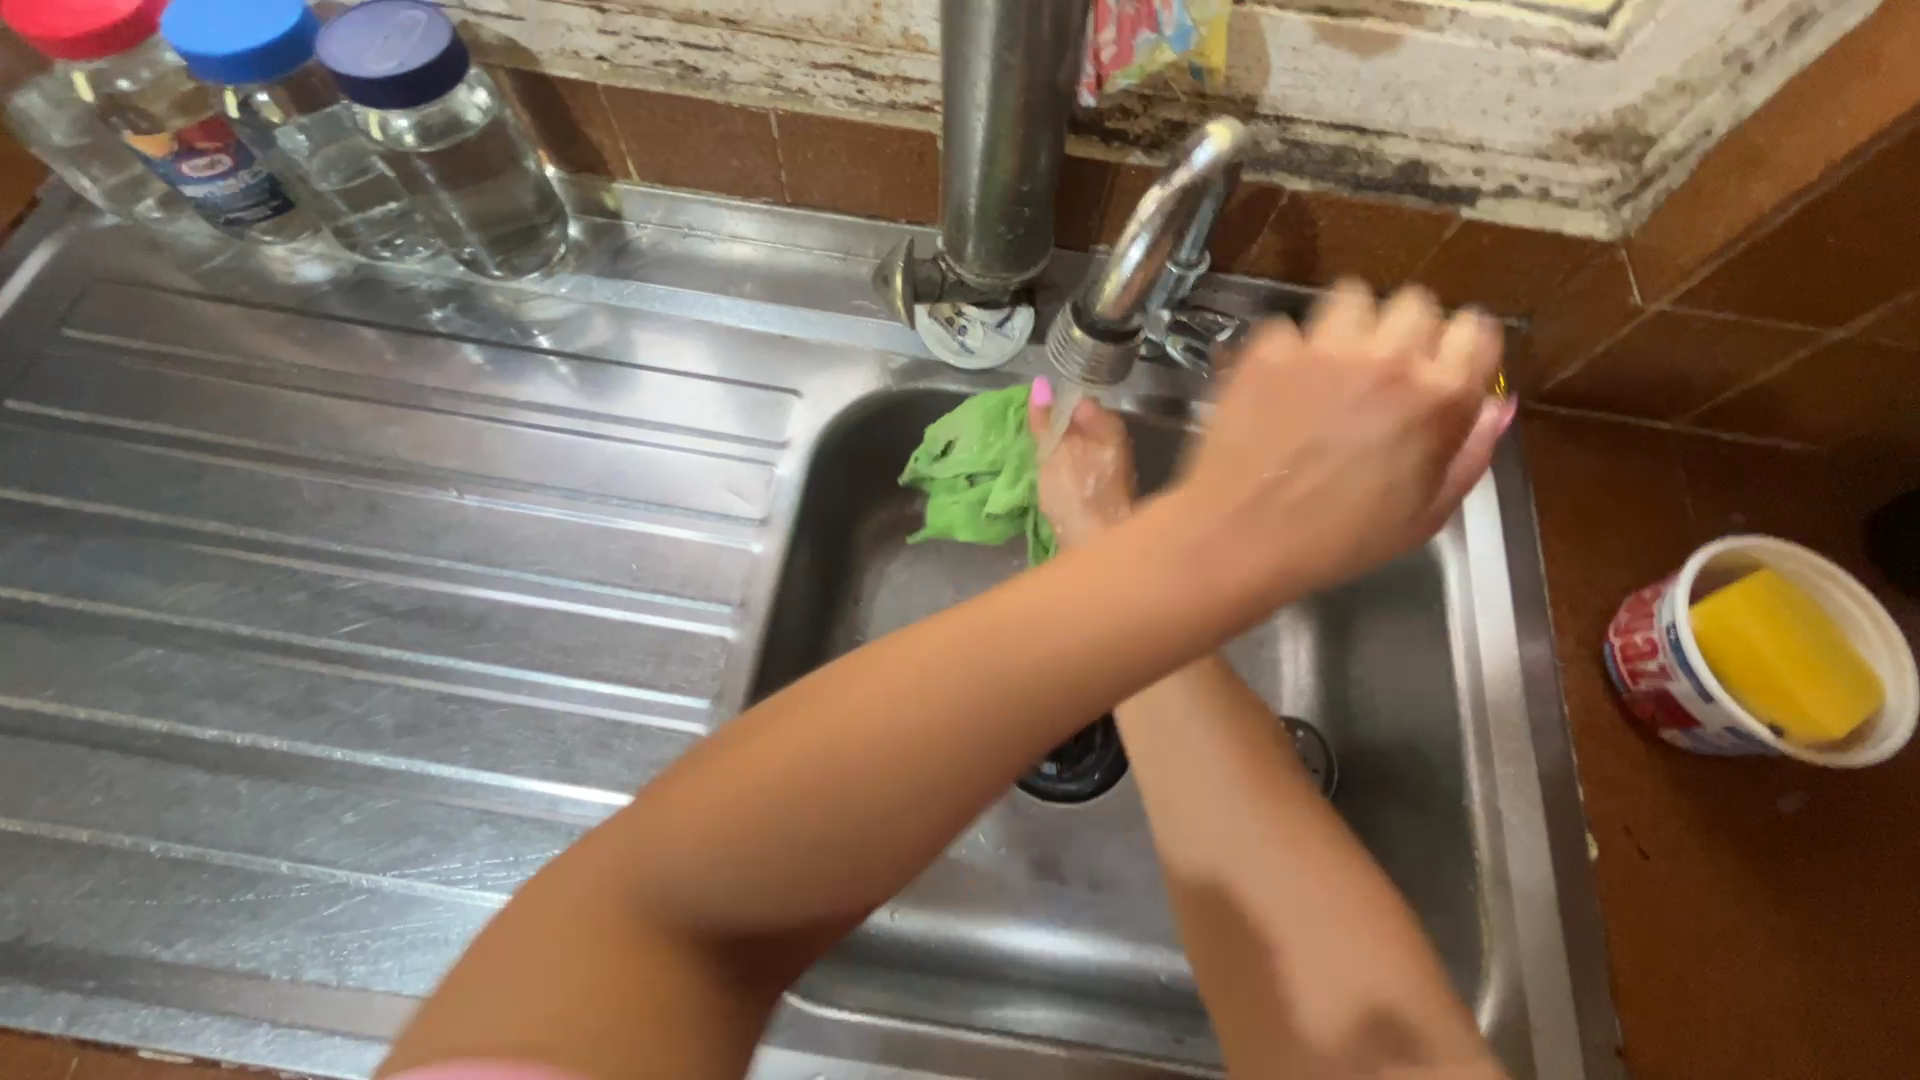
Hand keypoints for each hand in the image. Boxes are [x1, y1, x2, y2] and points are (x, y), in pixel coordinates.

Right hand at [1028, 377, 1135, 549]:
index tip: (1031, 416)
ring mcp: (1111, 470)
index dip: (1054, 406)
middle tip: (1029, 438)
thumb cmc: (1075, 492)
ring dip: (1058, 452)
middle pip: (1079, 427)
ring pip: (1079, 449)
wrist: (1096, 544)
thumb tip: (1040, 384)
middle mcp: (1116, 443)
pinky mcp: (1102, 493)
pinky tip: (1050, 480)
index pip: (1079, 402)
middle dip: (1056, 430)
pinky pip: (1079, 470)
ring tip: (1036, 459)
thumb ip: (1044, 420)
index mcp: (1109, 426)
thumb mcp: (1053, 451)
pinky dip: (1064, 471)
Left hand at [1168, 280, 1513, 605]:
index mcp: (1440, 397)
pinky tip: (1278, 383)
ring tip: (1328, 364)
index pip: (1476, 329)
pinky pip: (1287, 327)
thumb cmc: (1336, 542)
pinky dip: (1286, 349)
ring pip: (1352, 296)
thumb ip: (1468, 454)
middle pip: (1414, 304)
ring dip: (1347, 324)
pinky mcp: (1267, 352)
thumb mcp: (1424, 517)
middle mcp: (1388, 358)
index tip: (1436, 367)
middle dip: (1402, 331)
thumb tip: (1494, 406)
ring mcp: (1323, 349)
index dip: (1456, 348)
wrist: (1239, 537)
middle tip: (1377, 370)